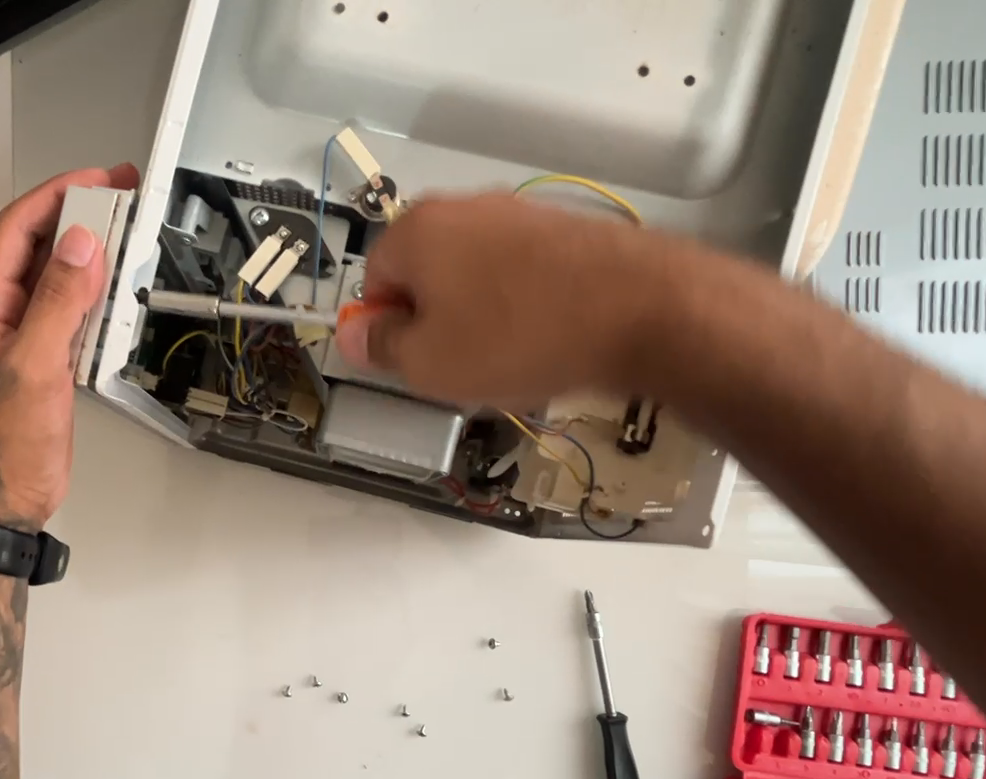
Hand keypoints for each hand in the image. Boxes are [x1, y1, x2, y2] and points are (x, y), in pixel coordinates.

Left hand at [0, 163, 139, 531]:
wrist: (9, 498)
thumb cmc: (4, 444)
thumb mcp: (33, 367)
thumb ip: (57, 305)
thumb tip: (81, 246)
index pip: (18, 231)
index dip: (56, 197)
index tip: (97, 181)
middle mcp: (6, 316)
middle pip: (42, 248)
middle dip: (80, 217)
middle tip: (122, 198)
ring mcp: (30, 339)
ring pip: (62, 281)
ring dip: (93, 257)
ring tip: (129, 237)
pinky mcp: (52, 363)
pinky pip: (77, 317)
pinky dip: (100, 300)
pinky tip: (120, 295)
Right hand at [335, 194, 702, 406]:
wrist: (635, 309)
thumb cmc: (511, 339)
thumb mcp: (426, 363)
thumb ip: (379, 347)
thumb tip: (350, 334)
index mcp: (415, 232)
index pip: (371, 279)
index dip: (382, 326)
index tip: (407, 361)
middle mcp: (461, 207)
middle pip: (422, 272)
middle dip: (428, 319)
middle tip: (450, 364)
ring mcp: (516, 212)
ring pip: (470, 273)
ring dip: (471, 314)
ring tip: (500, 356)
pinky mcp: (561, 228)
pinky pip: (515, 272)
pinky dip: (514, 304)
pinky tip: (537, 338)